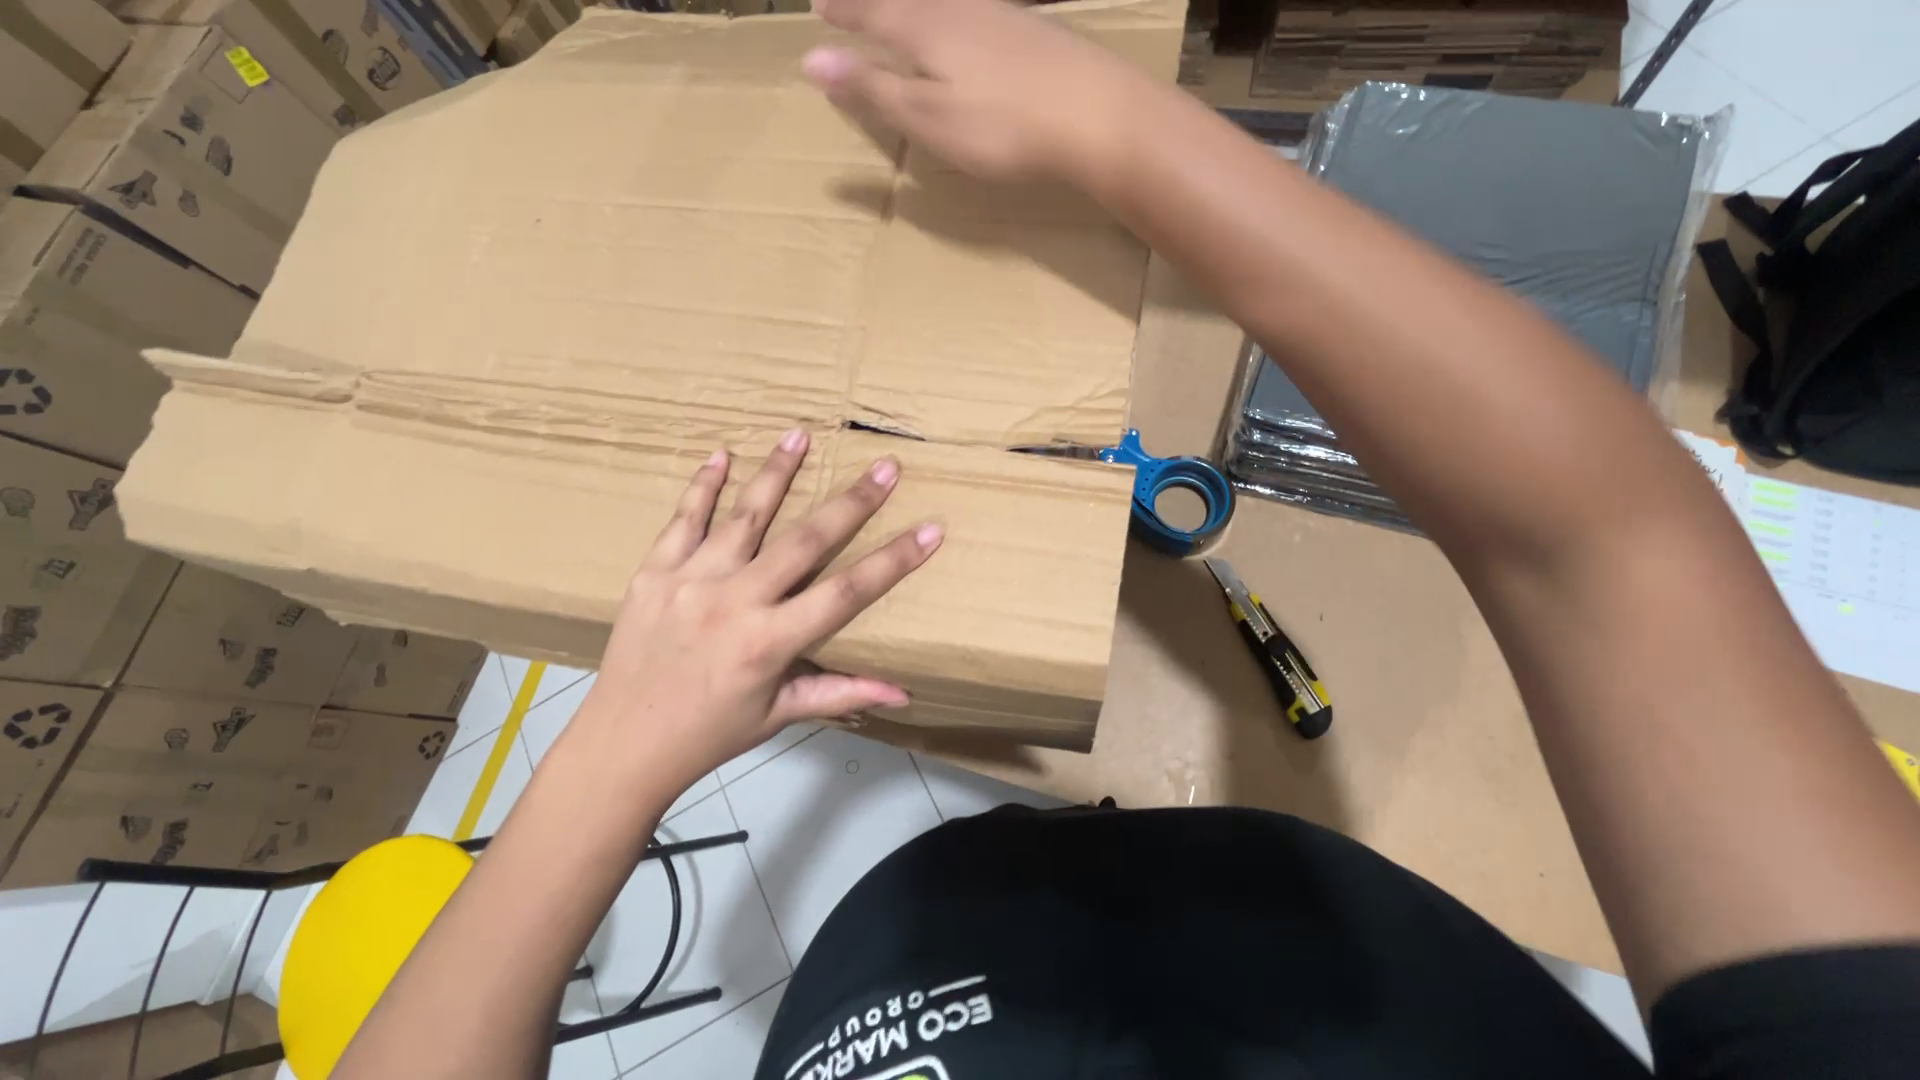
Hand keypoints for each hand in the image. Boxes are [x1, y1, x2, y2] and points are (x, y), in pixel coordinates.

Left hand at [574, 428, 941, 791]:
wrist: (624, 742)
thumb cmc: (710, 733)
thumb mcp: (779, 714)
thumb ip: (840, 692)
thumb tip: (902, 694)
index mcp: (769, 642)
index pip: (847, 592)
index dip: (893, 560)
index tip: (930, 529)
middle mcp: (733, 602)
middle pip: (805, 540)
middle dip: (851, 501)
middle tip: (886, 466)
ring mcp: (689, 581)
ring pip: (744, 516)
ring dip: (777, 472)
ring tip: (801, 434)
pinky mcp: (653, 572)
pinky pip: (683, 520)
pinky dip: (702, 487)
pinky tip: (721, 455)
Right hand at [801, 0, 1147, 184]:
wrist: (1098, 115)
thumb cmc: (1003, 126)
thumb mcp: (928, 116)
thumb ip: (873, 88)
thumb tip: (810, 60)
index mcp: (926, 30)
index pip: (873, 13)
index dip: (845, 13)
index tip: (818, 6)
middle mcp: (960, 9)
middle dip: (877, 2)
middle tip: (854, 1)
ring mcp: (1002, 15)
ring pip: (947, 1)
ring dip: (919, 4)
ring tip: (906, 7)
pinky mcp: (1035, 31)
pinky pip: (982, 11)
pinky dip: (959, 11)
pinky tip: (971, 19)